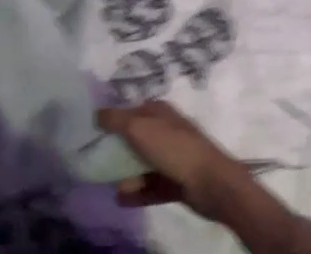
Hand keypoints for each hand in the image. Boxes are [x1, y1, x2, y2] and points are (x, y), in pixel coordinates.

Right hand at [97, 101, 254, 217]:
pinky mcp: (179, 181)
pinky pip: (153, 185)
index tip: (96, 135)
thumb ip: (113, 119)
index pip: (129, 111)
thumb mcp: (137, 126)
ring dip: (128, 176)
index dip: (113, 121)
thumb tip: (96, 115)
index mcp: (158, 112)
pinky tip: (123, 200)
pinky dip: (139, 192)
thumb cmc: (173, 148)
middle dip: (118, 152)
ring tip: (116, 188)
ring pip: (143, 164)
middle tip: (102, 163)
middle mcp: (166, 131)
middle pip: (135, 139)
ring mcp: (174, 157)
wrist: (214, 185)